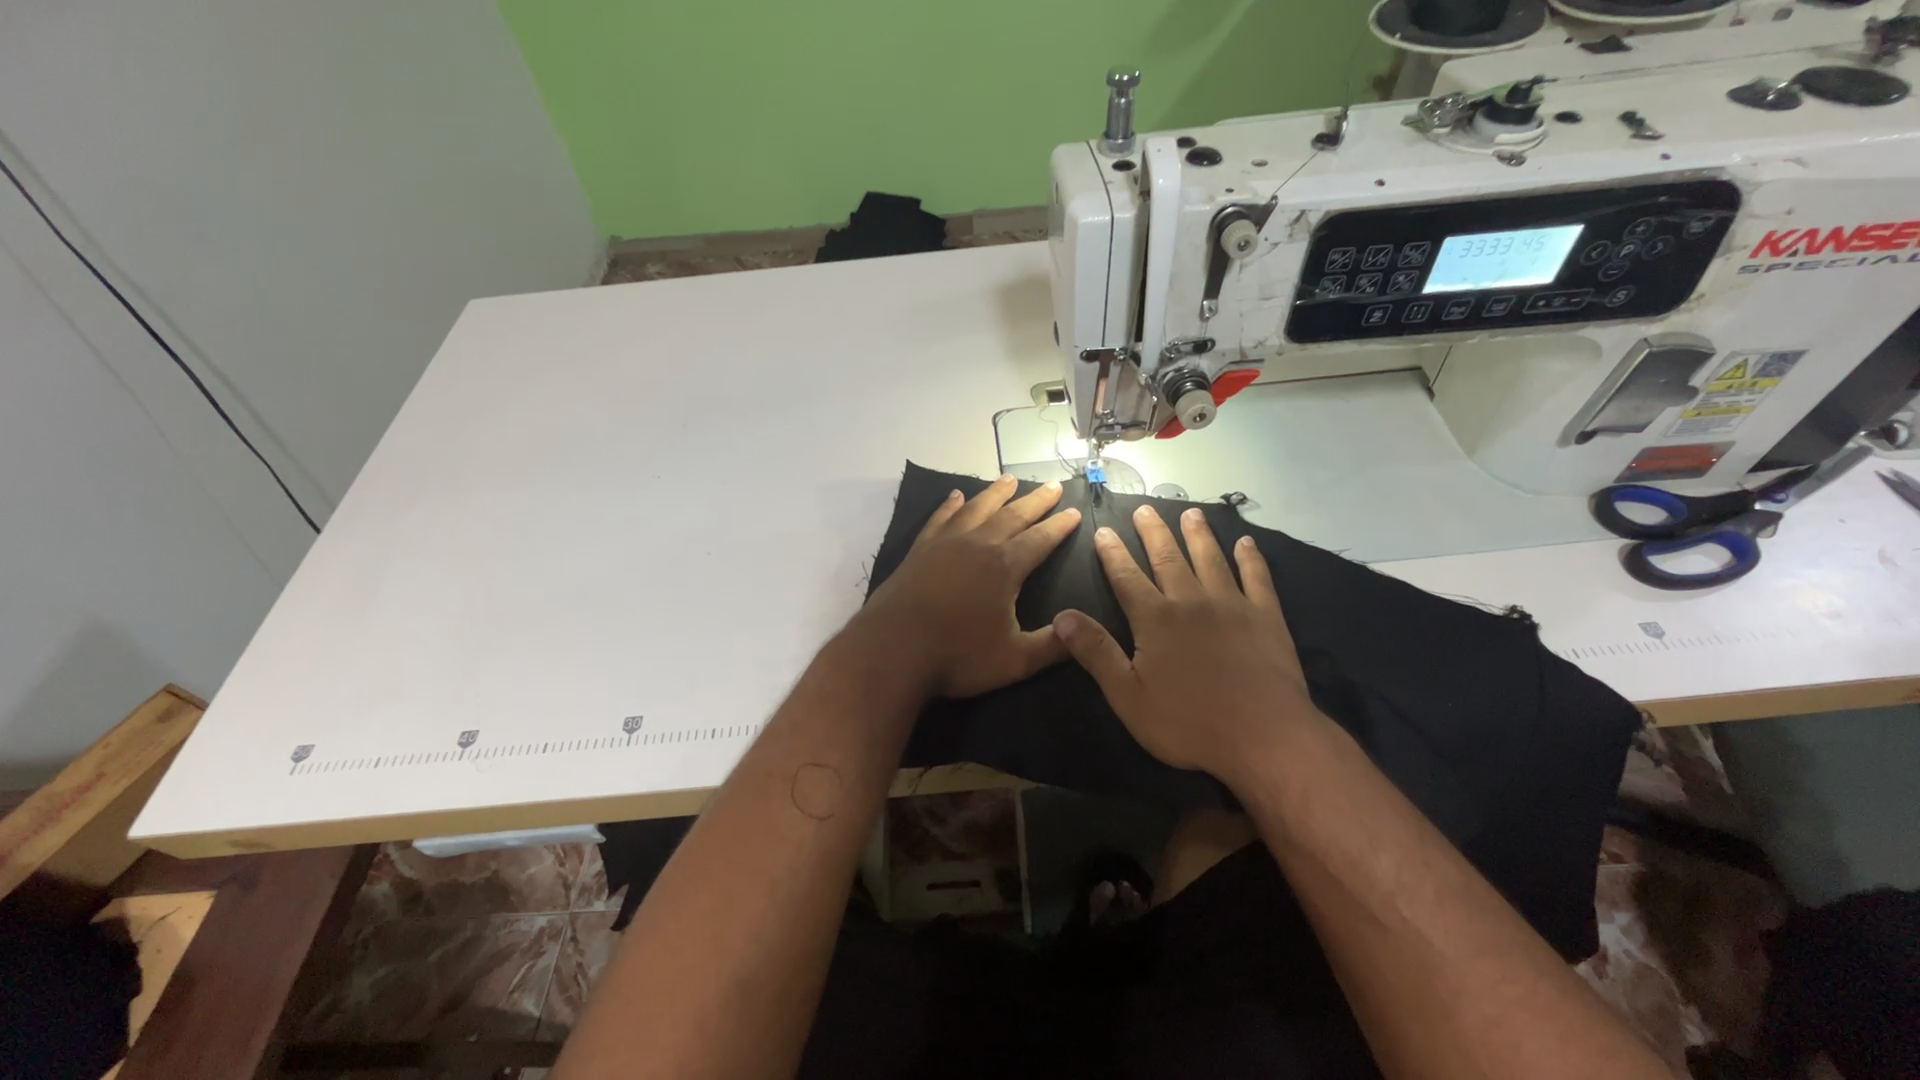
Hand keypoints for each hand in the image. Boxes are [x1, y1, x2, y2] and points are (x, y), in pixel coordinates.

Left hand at [855, 476, 1080, 698]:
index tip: (1076, 512)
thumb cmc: (957, 656)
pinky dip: (951, 505)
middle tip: (1053, 486)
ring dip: (996, 493)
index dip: (1060, 526)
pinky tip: (956, 496)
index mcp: (1005, 567)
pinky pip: (940, 518)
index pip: (1040, 539)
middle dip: (1036, 501)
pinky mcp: (920, 550)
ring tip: (1009, 479)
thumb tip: (1082, 628)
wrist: (892, 650)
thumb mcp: (1016, 660)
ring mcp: (945, 544)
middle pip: (1013, 515)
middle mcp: (978, 545)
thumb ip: (1053, 646)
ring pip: (976, 508)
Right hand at [1052, 505, 1322, 782]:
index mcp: (1155, 620)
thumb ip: (1096, 653)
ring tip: (1191, 512)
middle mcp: (1191, 601)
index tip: (1104, 531)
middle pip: (1168, 559)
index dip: (1113, 554)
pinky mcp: (1266, 618)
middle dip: (1153, 532)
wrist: (1263, 736)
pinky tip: (1246, 543)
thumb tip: (1062, 616)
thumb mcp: (1128, 696)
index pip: (1126, 578)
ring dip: (1198, 535)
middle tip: (1144, 508)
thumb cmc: (1188, 723)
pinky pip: (1257, 578)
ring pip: (1211, 559)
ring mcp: (1232, 605)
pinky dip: (1250, 558)